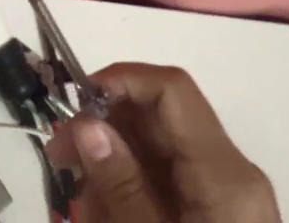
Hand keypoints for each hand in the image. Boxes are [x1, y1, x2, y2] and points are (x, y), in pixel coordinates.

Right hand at [46, 63, 278, 222]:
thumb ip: (120, 185)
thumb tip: (88, 122)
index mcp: (226, 176)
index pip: (171, 90)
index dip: (120, 80)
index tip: (73, 104)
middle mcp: (230, 176)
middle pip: (155, 120)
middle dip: (102, 133)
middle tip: (57, 161)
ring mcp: (224, 199)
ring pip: (151, 153)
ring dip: (107, 171)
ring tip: (81, 213)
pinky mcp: (213, 219)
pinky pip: (160, 185)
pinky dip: (125, 195)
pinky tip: (101, 219)